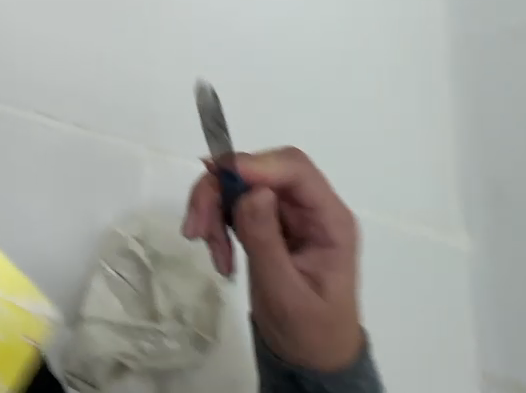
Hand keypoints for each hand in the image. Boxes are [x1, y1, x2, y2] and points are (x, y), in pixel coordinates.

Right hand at [182, 146, 363, 371]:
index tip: (217, 177)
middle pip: (257, 170)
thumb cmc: (309, 332)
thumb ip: (267, 242)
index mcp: (329, 219)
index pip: (295, 169)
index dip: (255, 164)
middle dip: (220, 191)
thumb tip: (252, 192)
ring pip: (238, 183)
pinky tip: (219, 255)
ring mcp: (286, 211)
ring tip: (209, 251)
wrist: (309, 359)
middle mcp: (308, 206)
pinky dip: (215, 222)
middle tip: (196, 229)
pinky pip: (231, 202)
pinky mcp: (265, 218)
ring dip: (213, 208)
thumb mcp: (286, 295)